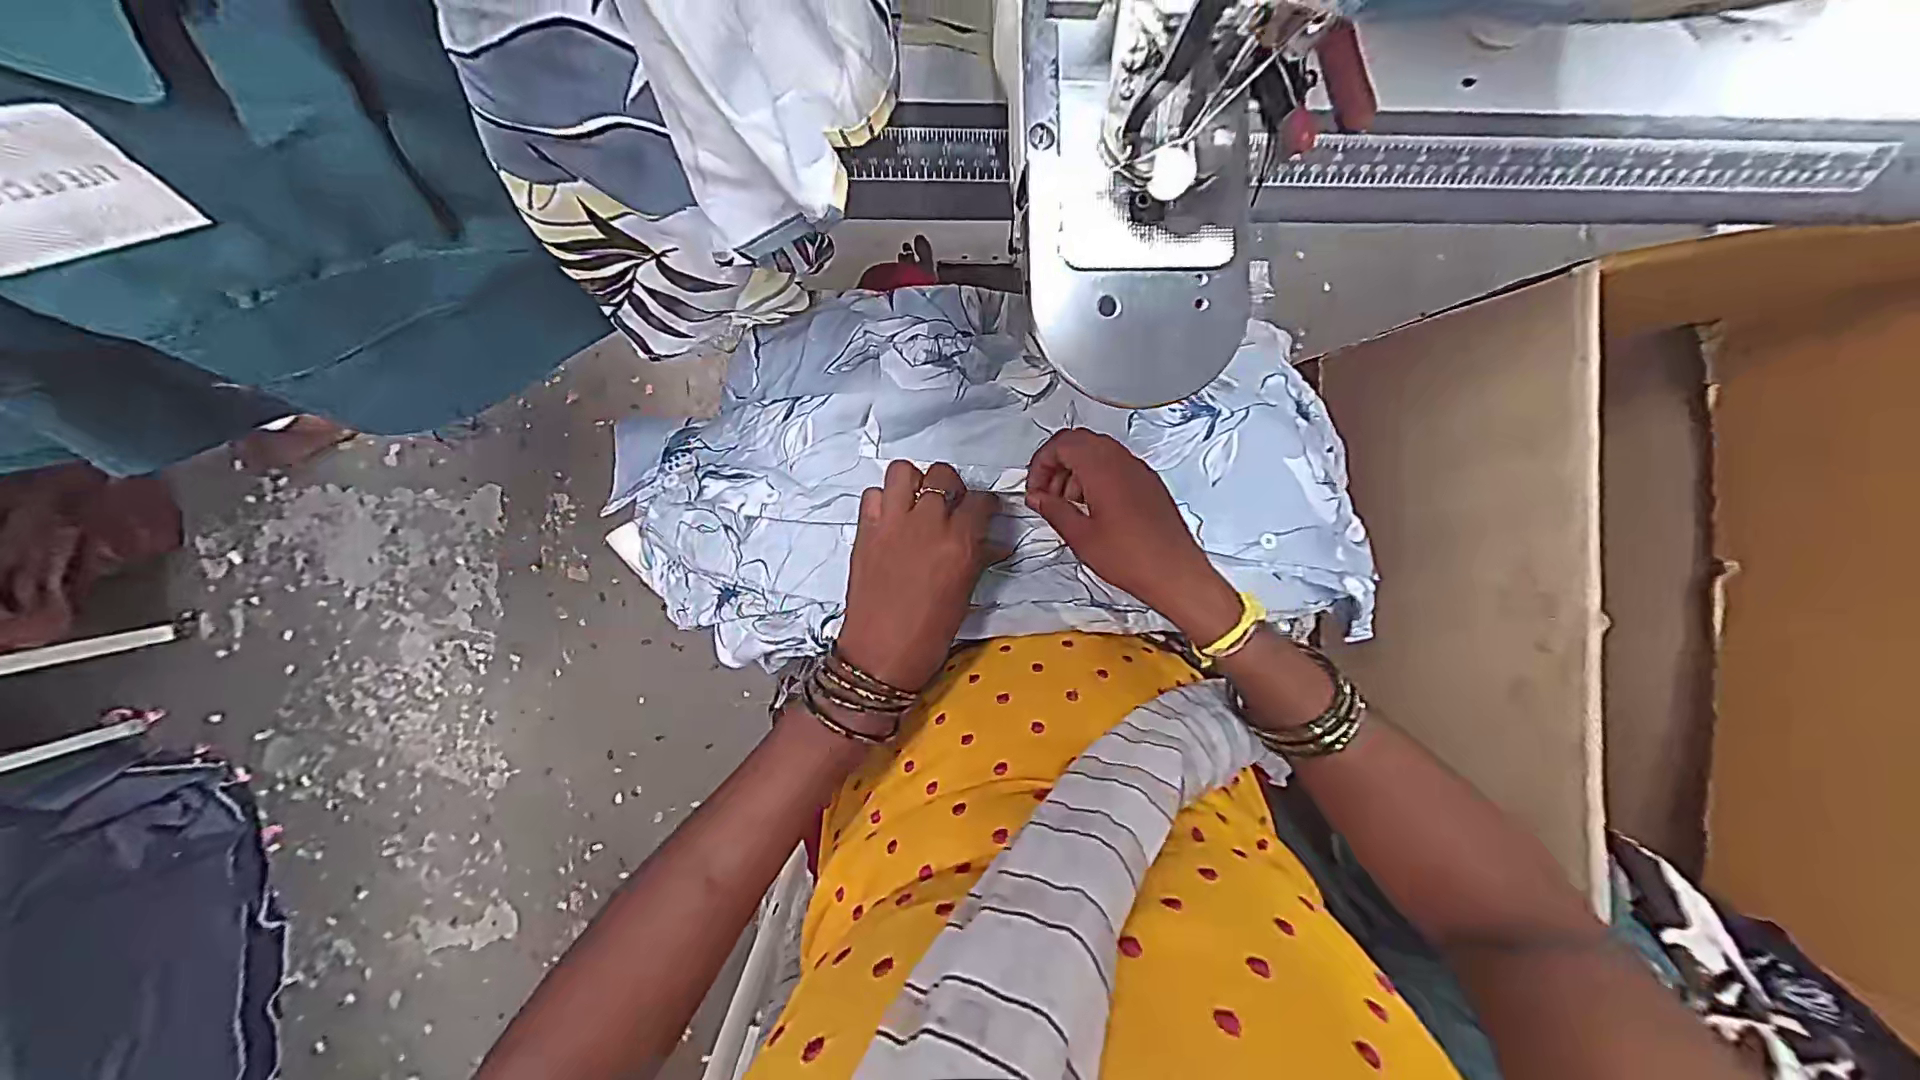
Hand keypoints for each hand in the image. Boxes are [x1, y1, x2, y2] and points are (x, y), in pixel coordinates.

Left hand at [837, 461, 1000, 691]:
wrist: (882, 653)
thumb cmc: (929, 632)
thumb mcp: (964, 593)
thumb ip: (977, 558)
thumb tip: (991, 543)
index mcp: (959, 542)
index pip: (980, 501)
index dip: (984, 504)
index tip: (982, 510)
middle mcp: (926, 524)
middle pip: (942, 475)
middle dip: (949, 485)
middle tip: (948, 504)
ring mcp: (892, 523)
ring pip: (902, 471)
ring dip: (913, 481)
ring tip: (916, 502)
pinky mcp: (865, 531)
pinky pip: (872, 495)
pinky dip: (882, 500)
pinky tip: (890, 518)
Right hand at [1024, 428, 1241, 643]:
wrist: (1175, 574)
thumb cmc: (1135, 558)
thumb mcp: (1080, 536)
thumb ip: (1053, 509)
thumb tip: (1038, 498)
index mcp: (1102, 468)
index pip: (1062, 444)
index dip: (1040, 463)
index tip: (1034, 486)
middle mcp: (1123, 462)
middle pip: (1079, 442)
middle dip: (1056, 464)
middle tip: (1045, 491)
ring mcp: (1139, 471)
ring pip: (1098, 452)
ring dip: (1075, 472)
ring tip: (1065, 504)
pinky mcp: (1148, 484)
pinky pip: (1116, 466)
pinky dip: (1096, 478)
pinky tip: (1090, 509)